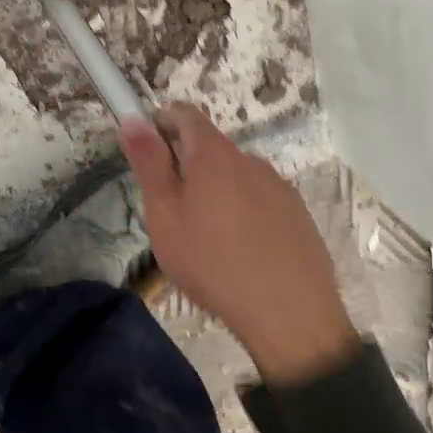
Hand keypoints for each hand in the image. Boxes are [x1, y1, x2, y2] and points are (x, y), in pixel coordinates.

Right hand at [119, 104, 359, 384]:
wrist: (290, 318)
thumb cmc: (213, 263)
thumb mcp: (165, 216)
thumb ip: (149, 164)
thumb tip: (133, 119)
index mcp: (214, 155)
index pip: (186, 114)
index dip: (162, 123)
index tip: (148, 154)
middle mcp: (251, 161)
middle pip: (211, 148)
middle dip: (186, 166)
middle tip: (171, 210)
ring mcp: (280, 188)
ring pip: (236, 177)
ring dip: (216, 192)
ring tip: (205, 237)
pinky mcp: (299, 216)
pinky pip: (260, 201)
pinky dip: (243, 213)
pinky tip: (239, 252)